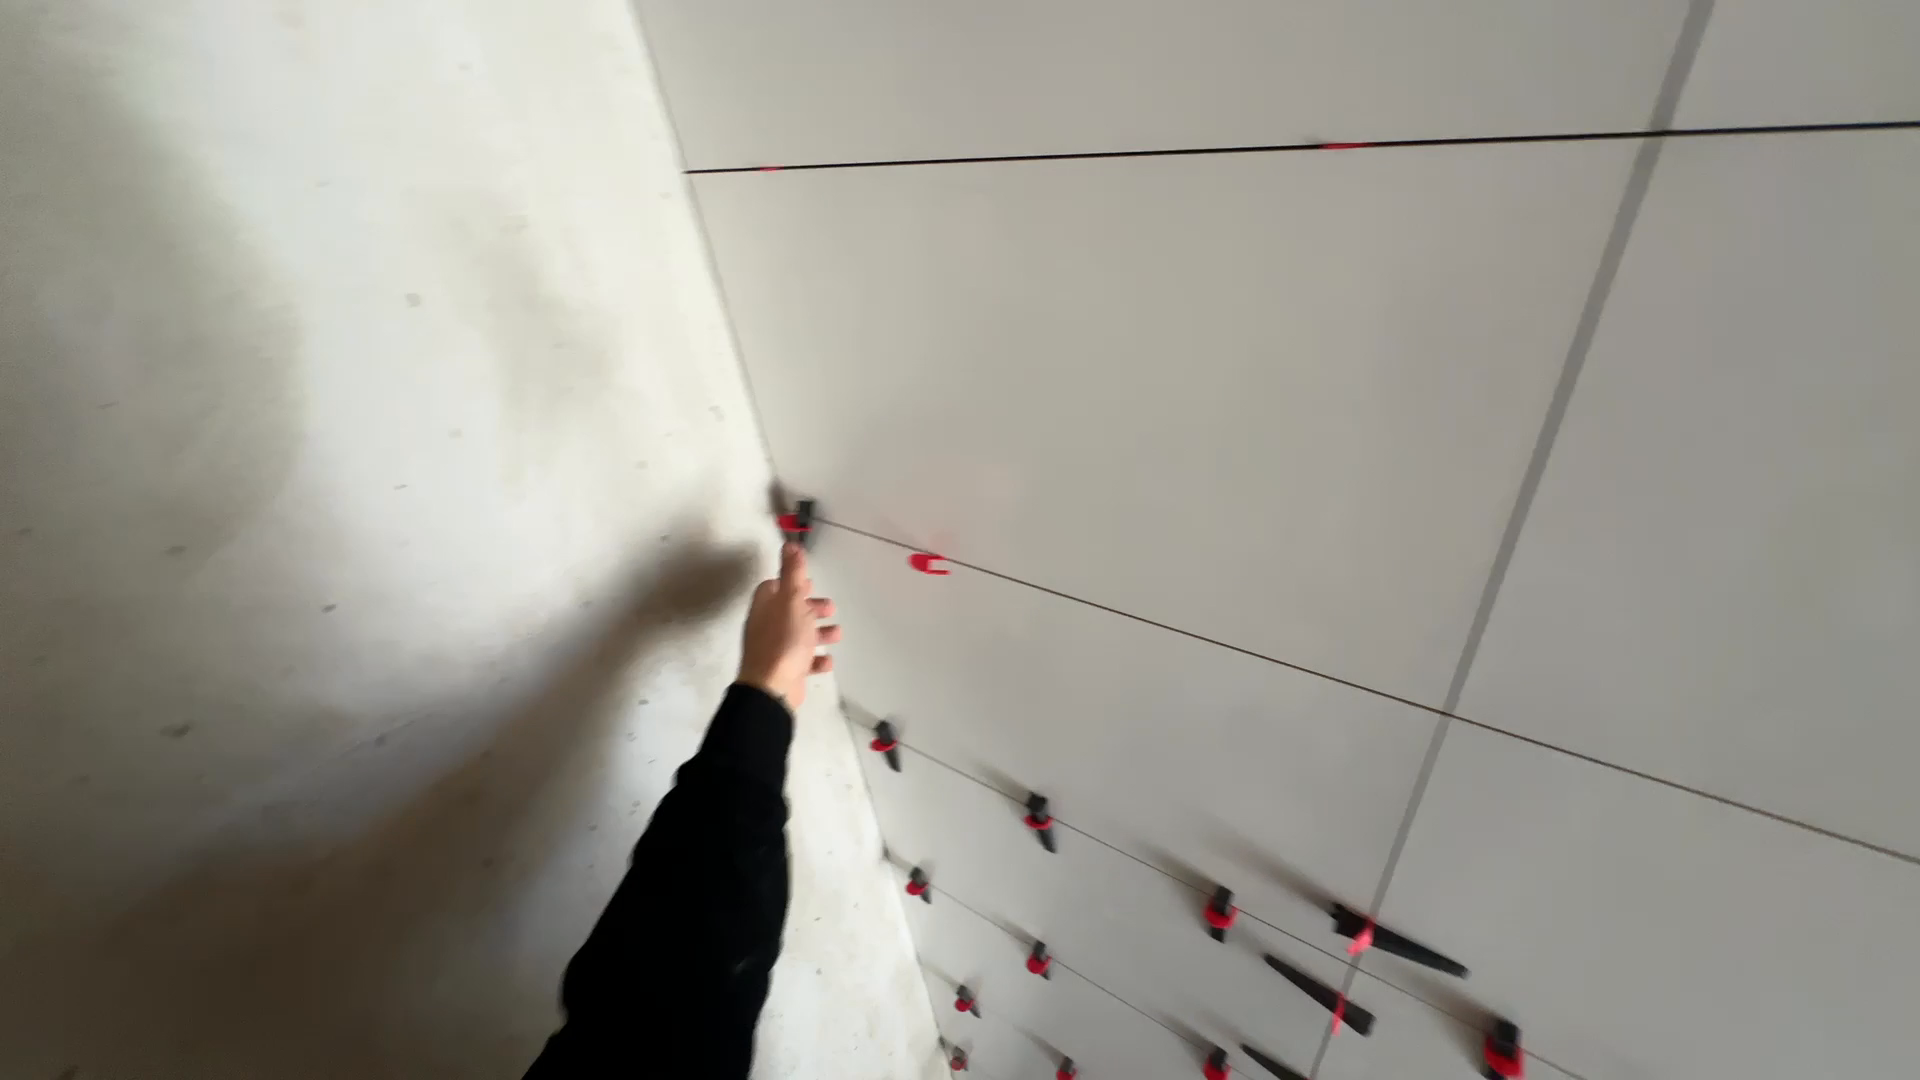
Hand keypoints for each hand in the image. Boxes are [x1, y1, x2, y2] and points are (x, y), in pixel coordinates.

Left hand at [737, 543, 840, 707]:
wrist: (772, 686)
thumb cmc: (783, 639)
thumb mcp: (791, 600)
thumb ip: (793, 573)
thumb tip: (789, 544)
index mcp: (765, 606)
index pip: (774, 588)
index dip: (792, 584)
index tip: (809, 583)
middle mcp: (766, 626)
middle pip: (789, 611)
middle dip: (811, 608)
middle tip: (830, 608)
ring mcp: (774, 650)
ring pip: (798, 635)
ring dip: (819, 633)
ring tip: (837, 633)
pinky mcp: (784, 670)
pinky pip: (802, 661)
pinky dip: (816, 659)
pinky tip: (828, 660)